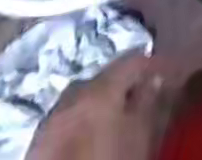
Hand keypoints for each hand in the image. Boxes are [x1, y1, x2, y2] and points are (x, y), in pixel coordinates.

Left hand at [26, 54, 167, 159]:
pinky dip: (81, 119)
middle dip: (122, 83)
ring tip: (114, 118)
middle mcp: (74, 93)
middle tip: (139, 96)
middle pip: (104, 77)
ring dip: (99, 101)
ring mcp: (52, 117)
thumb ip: (148, 101)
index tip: (163, 72)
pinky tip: (89, 135)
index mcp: (101, 87)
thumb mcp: (138, 135)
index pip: (132, 60)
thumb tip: (154, 78)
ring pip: (82, 97)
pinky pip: (66, 118)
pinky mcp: (38, 142)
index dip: (150, 63)